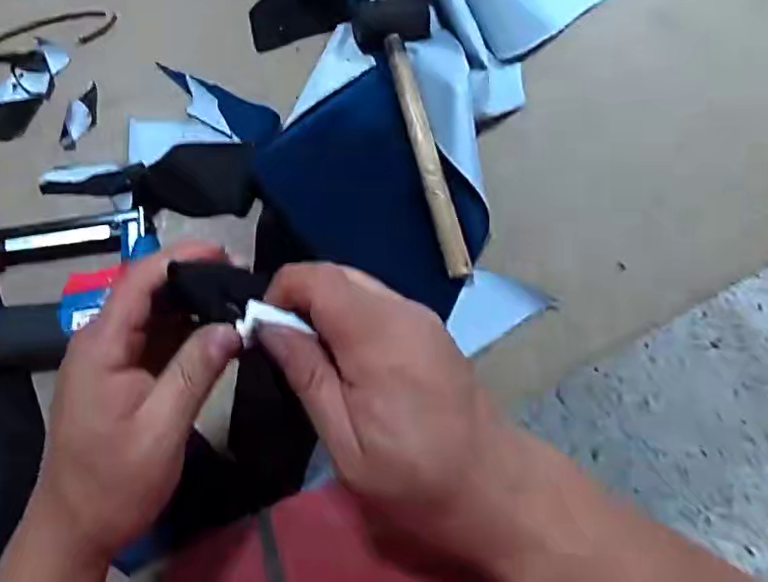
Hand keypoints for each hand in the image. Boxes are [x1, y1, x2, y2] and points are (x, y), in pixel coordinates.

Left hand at [0, 242, 242, 577]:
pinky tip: (210, 328)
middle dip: (188, 275)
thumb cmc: (113, 482)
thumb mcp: (160, 431)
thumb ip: (194, 373)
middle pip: (144, 289)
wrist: (72, 526)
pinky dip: (180, 327)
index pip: (139, 280)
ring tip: (231, 295)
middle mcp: (99, 337)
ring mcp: (106, 353)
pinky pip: (149, 335)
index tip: (221, 251)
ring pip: (148, 311)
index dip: (180, 257)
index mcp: (101, 341)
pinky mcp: (116, 370)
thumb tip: (231, 326)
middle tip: (236, 274)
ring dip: (187, 300)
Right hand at [259, 263, 516, 567]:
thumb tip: (267, 324)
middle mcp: (401, 311)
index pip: (317, 277)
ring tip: (316, 353)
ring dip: (323, 305)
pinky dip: (346, 312)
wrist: (500, 493)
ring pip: (352, 282)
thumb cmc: (417, 479)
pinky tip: (347, 355)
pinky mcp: (426, 324)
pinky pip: (372, 298)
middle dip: (299, 297)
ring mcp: (418, 314)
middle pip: (333, 272)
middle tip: (287, 344)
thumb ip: (306, 375)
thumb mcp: (346, 445)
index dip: (281, 290)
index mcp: (378, 337)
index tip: (267, 329)